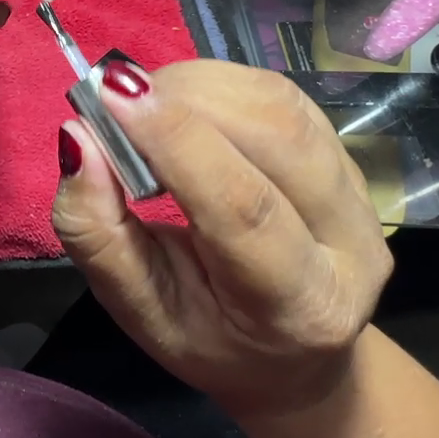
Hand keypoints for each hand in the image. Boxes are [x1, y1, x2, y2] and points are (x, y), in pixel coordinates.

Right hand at [49, 60, 392, 418]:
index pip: (243, 205)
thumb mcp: (134, 308)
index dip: (174, 140)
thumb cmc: (204, 335)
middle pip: (276, 137)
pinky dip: (217, 84)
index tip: (109, 96)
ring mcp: (361, 196)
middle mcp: (351, 246)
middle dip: (183, 97)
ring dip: (197, 84)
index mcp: (297, 304)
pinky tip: (179, 103)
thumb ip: (97, 233)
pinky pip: (282, 97)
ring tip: (141, 103)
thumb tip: (78, 139)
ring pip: (282, 104)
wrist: (291, 353)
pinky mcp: (348, 158)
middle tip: (112, 98)